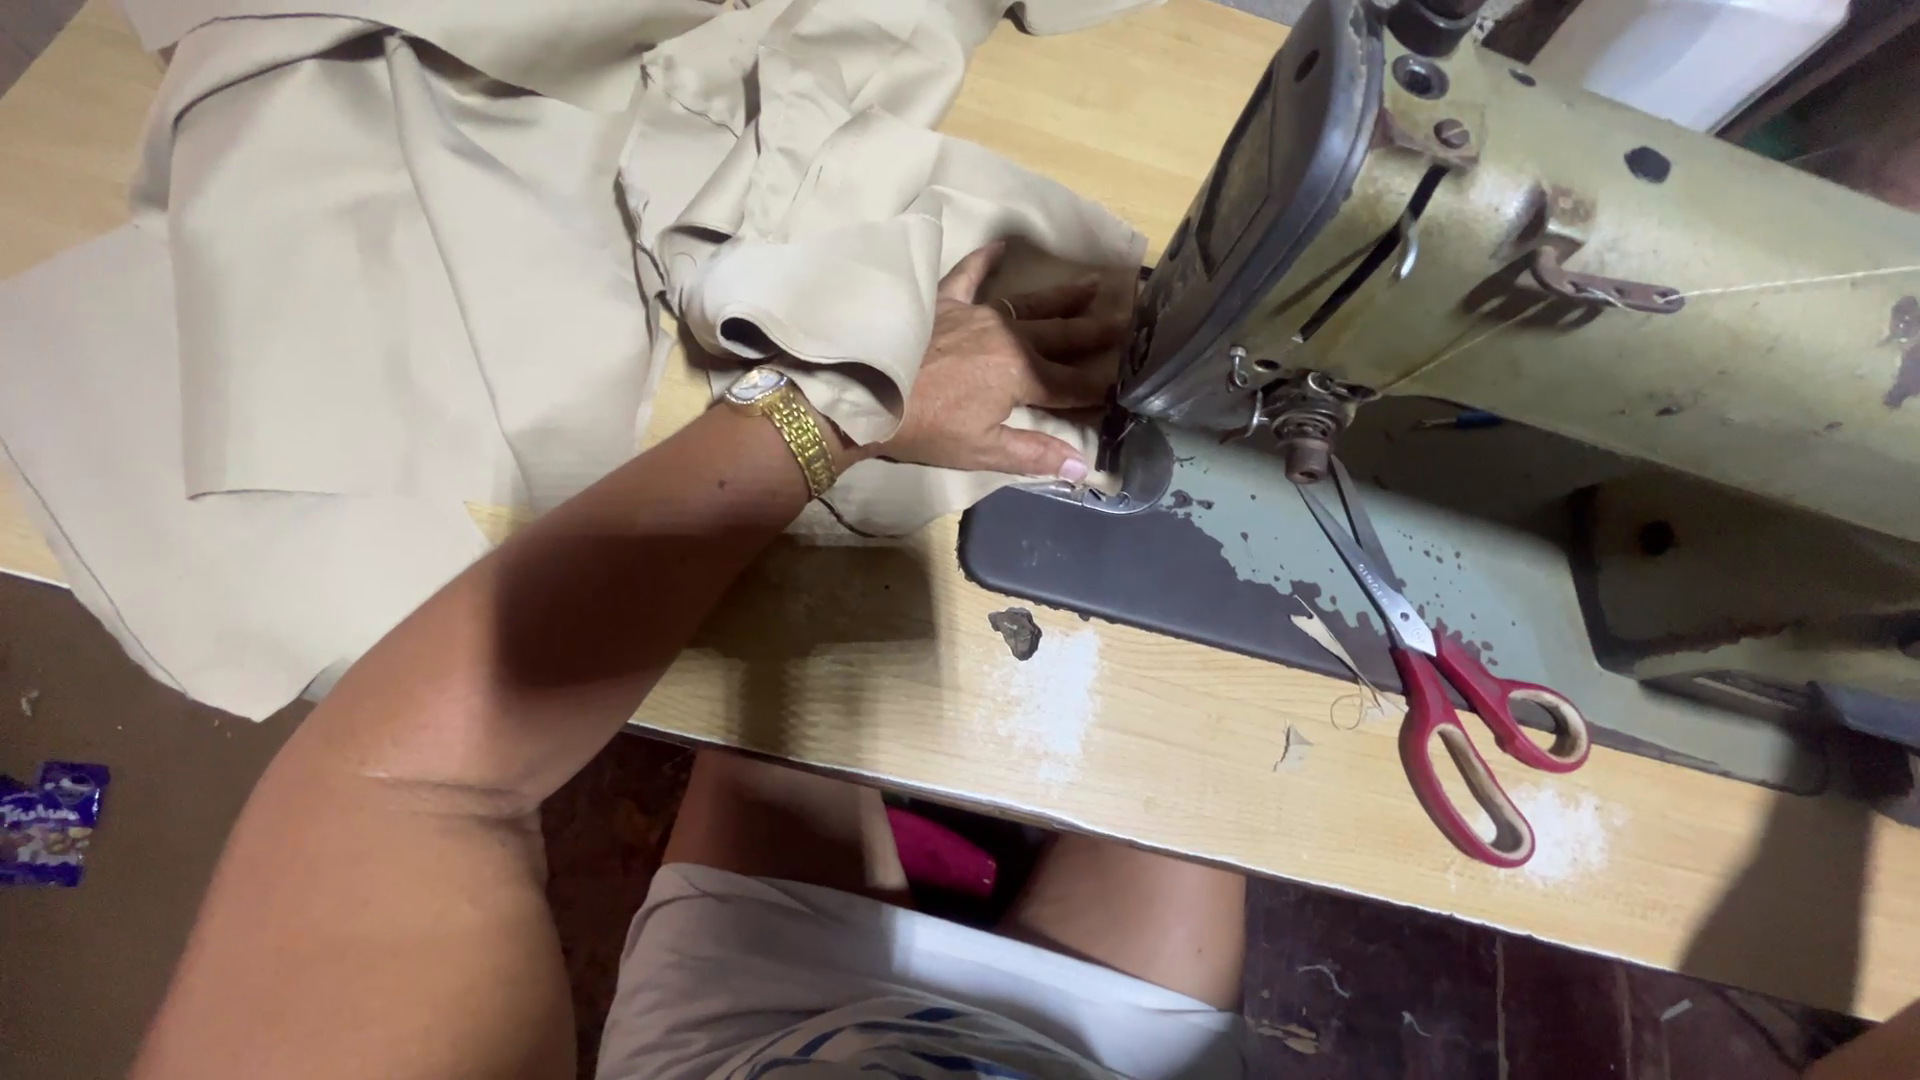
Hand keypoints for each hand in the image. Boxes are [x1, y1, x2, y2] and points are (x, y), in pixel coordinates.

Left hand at [876, 241, 1125, 479]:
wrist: (864, 396)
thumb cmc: (925, 430)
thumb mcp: (982, 450)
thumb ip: (1034, 454)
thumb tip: (1085, 466)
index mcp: (1020, 376)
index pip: (1070, 384)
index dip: (1097, 387)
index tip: (1125, 383)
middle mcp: (1007, 337)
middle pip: (1059, 336)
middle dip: (1096, 332)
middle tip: (1129, 319)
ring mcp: (974, 314)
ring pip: (1028, 304)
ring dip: (1062, 296)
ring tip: (1094, 283)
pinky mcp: (942, 302)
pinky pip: (967, 275)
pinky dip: (985, 260)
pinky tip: (1002, 243)